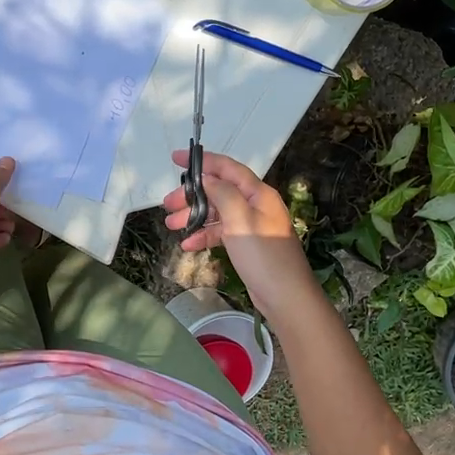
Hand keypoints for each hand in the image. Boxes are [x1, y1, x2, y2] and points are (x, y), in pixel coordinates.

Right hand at [162, 150, 314, 314]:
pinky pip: (221, 233)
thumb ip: (222, 193)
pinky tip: (188, 244)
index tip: (176, 158)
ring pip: (217, 213)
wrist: (286, 297)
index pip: (227, 168)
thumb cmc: (264, 254)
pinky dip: (204, 236)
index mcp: (258, 193)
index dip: (203, 161)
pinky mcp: (246, 244)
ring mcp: (251, 225)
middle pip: (219, 191)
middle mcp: (255, 205)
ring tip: (171, 224)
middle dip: (192, 195)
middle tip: (168, 203)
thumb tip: (207, 177)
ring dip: (194, 216)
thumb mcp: (240, 219)